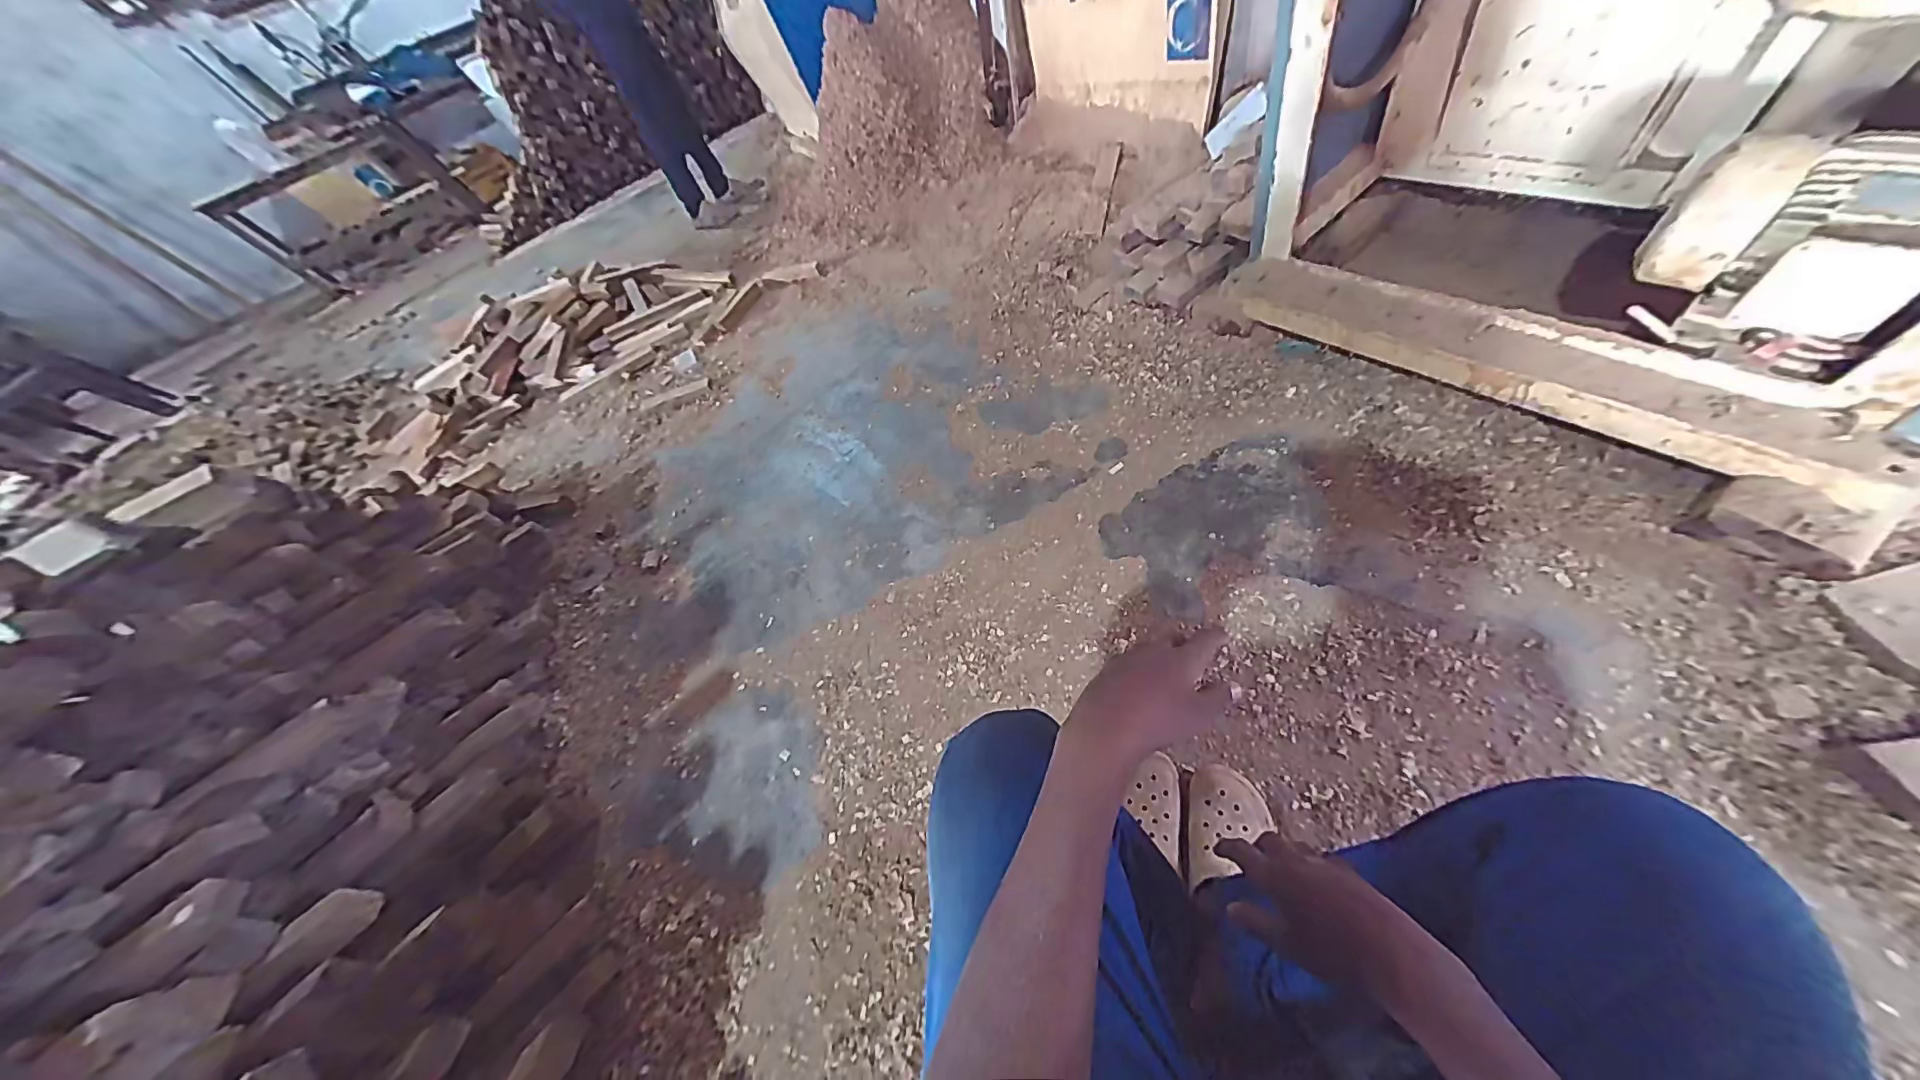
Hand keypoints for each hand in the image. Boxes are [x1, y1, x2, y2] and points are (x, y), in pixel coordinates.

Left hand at [1060, 631, 1232, 776]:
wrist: (1105, 725)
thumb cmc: (1159, 721)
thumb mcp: (1198, 716)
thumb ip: (1218, 699)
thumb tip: (1234, 687)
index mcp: (1183, 658)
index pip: (1205, 640)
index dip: (1216, 637)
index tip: (1222, 635)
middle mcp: (1156, 650)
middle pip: (1174, 637)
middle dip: (1186, 641)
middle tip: (1194, 650)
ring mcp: (1129, 657)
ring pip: (1151, 648)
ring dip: (1161, 653)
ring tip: (1168, 667)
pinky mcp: (1109, 669)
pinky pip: (1131, 661)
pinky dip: (1141, 667)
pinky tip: (1140, 682)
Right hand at [1215, 833, 1410, 990]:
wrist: (1390, 950)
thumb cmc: (1330, 951)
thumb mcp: (1286, 943)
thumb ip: (1256, 922)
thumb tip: (1231, 908)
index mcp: (1275, 875)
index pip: (1243, 851)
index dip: (1228, 847)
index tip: (1218, 847)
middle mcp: (1297, 861)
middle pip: (1270, 840)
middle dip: (1257, 846)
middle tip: (1251, 859)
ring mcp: (1325, 864)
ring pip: (1295, 846)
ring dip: (1283, 852)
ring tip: (1282, 867)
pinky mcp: (1349, 872)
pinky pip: (1319, 857)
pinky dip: (1307, 862)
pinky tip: (1315, 880)